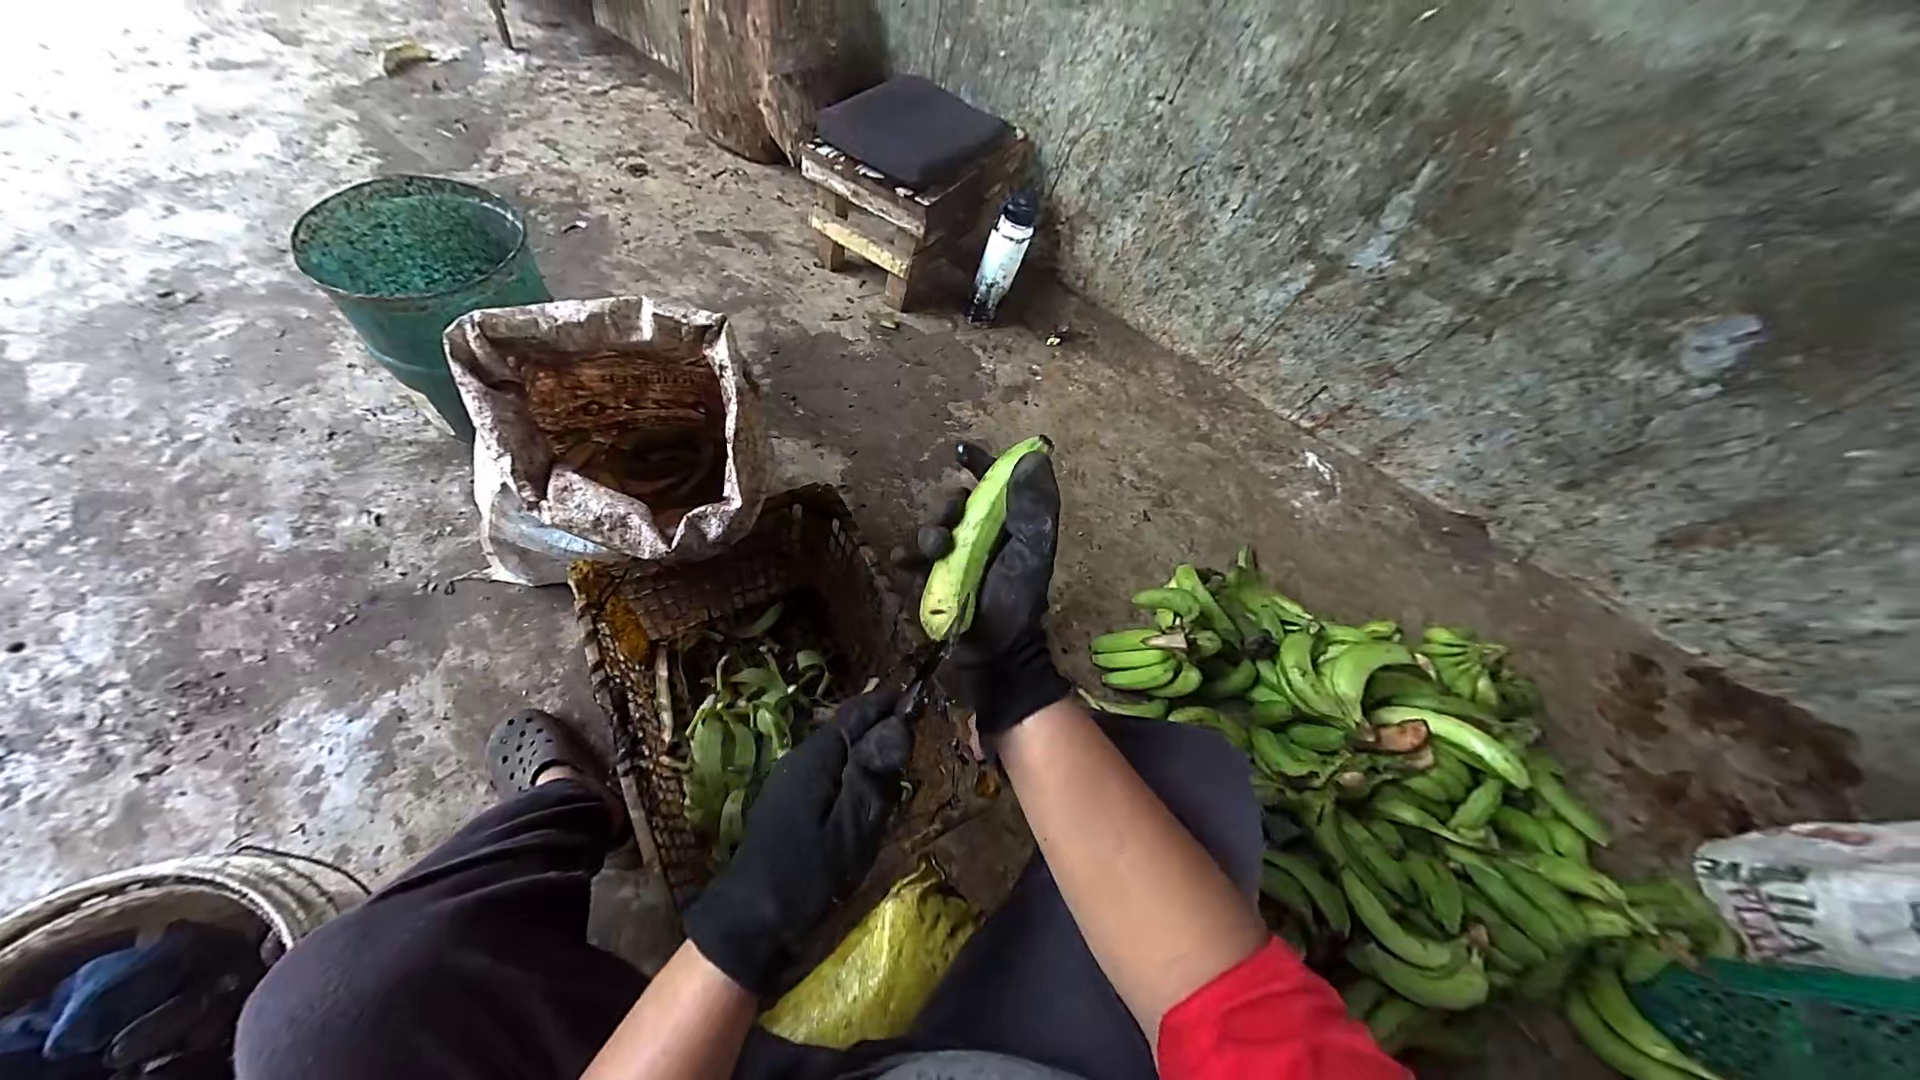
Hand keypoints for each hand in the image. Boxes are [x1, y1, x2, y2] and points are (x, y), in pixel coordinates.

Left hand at [684, 688, 912, 993]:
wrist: (749, 920)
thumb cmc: (805, 873)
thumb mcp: (849, 826)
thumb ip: (872, 772)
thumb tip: (898, 721)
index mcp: (817, 756)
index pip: (857, 712)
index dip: (888, 702)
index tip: (919, 696)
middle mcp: (801, 757)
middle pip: (846, 726)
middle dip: (880, 721)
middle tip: (916, 726)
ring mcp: (791, 778)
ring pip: (838, 747)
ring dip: (867, 744)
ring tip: (899, 751)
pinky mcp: (789, 798)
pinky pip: (829, 767)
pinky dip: (853, 765)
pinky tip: (867, 784)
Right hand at [914, 441, 1071, 738]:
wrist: (994, 657)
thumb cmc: (1017, 604)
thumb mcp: (1032, 551)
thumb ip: (1033, 506)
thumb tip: (1033, 456)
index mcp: (1009, 528)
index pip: (994, 484)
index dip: (981, 463)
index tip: (961, 450)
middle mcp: (981, 538)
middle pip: (955, 504)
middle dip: (949, 505)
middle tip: (952, 515)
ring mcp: (954, 560)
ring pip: (930, 528)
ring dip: (929, 532)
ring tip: (936, 552)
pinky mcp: (932, 580)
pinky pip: (911, 559)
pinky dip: (906, 556)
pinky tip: (906, 563)